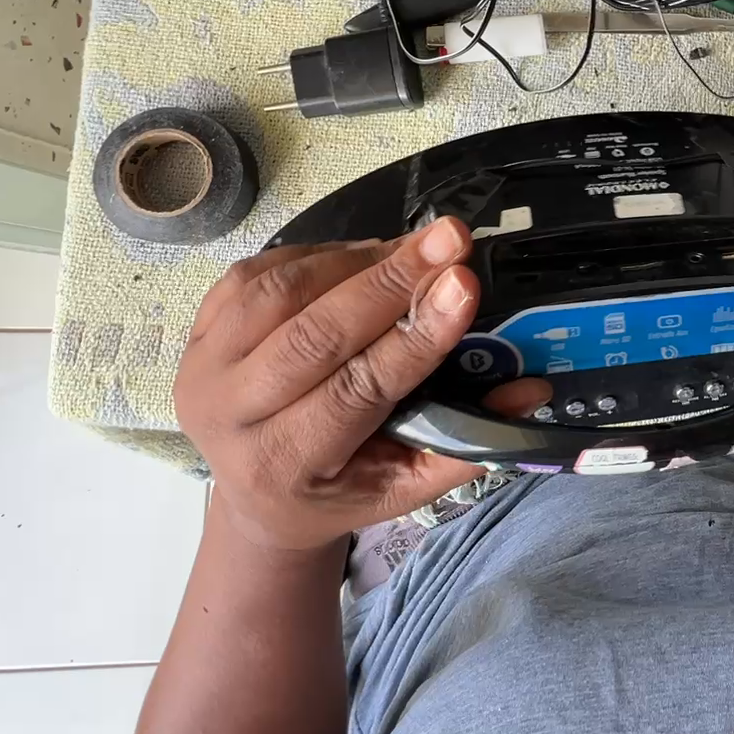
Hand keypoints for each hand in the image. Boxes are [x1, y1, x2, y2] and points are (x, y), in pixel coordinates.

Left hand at [174, 219, 531, 551]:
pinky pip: (260, 271)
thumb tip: (535, 390)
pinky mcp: (198, 328)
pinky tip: (368, 255)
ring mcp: (201, 365)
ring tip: (418, 248)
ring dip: (359, 260)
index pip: (356, 389)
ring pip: (283, 291)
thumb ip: (469, 443)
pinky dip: (322, 254)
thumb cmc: (343, 490)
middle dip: (391, 279)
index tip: (465, 285)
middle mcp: (227, 415)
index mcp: (285, 464)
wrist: (257, 494)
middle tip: (452, 238)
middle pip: (313, 333)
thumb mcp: (409, 486)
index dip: (413, 336)